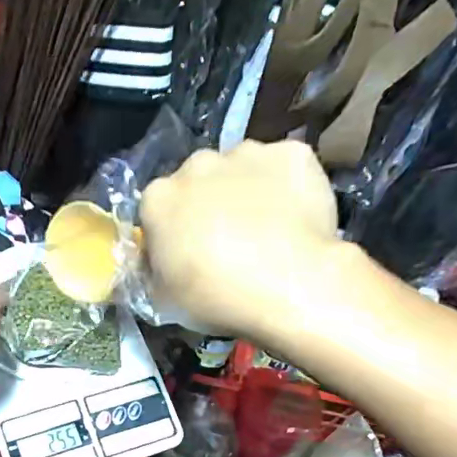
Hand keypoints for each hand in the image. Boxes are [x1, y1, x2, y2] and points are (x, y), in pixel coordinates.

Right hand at [139, 140, 345, 337]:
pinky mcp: (292, 154)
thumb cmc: (220, 300)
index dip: (176, 233)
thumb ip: (157, 273)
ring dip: (250, 192)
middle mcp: (198, 164)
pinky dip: (291, 188)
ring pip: (244, 169)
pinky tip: (299, 220)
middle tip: (232, 244)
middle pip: (201, 181)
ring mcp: (247, 153)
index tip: (191, 256)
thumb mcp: (168, 302)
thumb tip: (162, 265)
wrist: (290, 287)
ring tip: (271, 232)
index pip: (159, 210)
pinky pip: (287, 168)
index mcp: (159, 199)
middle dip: (211, 205)